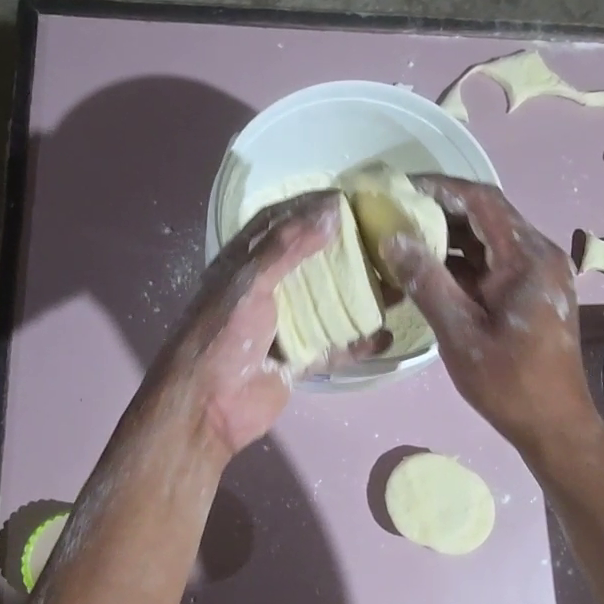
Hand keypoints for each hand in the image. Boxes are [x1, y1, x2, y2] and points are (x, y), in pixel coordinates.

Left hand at [147, 191, 380, 459]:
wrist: (206, 406)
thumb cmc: (221, 336)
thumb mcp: (248, 282)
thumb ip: (288, 247)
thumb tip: (332, 210)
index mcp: (242, 265)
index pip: (278, 224)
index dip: (308, 207)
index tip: (348, 197)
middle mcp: (264, 290)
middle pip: (309, 262)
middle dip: (343, 250)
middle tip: (384, 235)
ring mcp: (283, 327)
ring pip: (326, 303)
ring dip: (358, 294)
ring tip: (397, 279)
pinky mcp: (298, 360)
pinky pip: (334, 347)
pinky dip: (359, 342)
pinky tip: (388, 333)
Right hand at [380, 175, 598, 449]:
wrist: (555, 425)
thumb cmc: (509, 382)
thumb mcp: (460, 333)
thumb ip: (426, 281)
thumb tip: (393, 237)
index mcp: (528, 258)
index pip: (482, 200)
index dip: (440, 187)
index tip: (400, 188)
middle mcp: (539, 254)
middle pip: (486, 214)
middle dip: (439, 210)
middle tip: (393, 212)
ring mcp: (537, 273)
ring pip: (487, 238)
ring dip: (448, 236)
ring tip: (402, 238)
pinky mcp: (530, 291)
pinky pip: (492, 262)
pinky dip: (460, 262)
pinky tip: (426, 271)